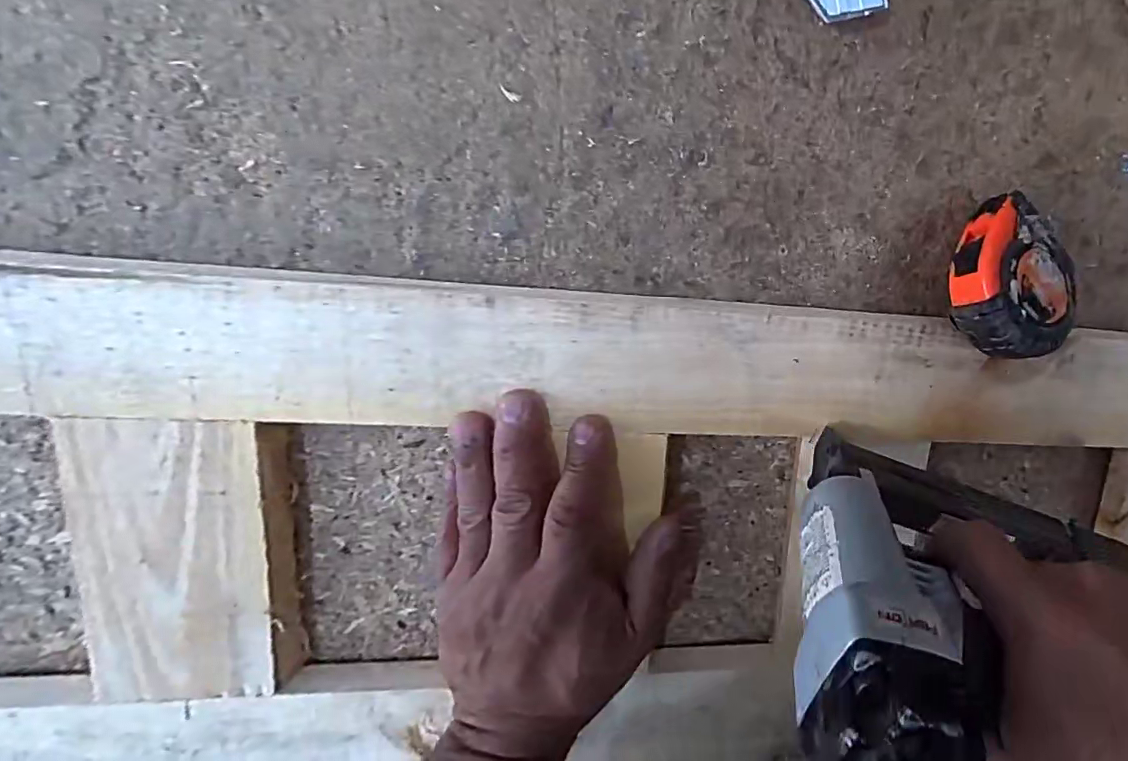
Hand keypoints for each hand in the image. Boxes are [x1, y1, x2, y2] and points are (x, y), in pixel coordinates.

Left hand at [435, 389, 701, 760]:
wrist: (507, 729)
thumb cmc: (583, 672)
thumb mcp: (637, 635)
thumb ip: (657, 576)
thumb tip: (678, 517)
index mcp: (564, 583)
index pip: (573, 514)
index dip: (584, 466)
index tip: (590, 422)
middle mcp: (514, 575)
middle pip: (516, 501)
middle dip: (519, 445)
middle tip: (520, 399)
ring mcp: (475, 581)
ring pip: (476, 511)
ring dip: (474, 461)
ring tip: (471, 417)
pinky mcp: (450, 590)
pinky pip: (448, 537)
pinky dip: (450, 497)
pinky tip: (453, 465)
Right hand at [930, 520, 1127, 760]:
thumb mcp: (1026, 756)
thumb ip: (986, 724)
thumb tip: (970, 718)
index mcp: (1043, 613)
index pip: (976, 543)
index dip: (945, 539)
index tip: (929, 549)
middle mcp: (1089, 583)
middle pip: (1029, 580)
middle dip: (1012, 615)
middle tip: (1009, 668)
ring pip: (1079, 596)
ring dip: (1064, 629)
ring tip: (1076, 689)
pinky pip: (1124, 612)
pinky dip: (1109, 638)